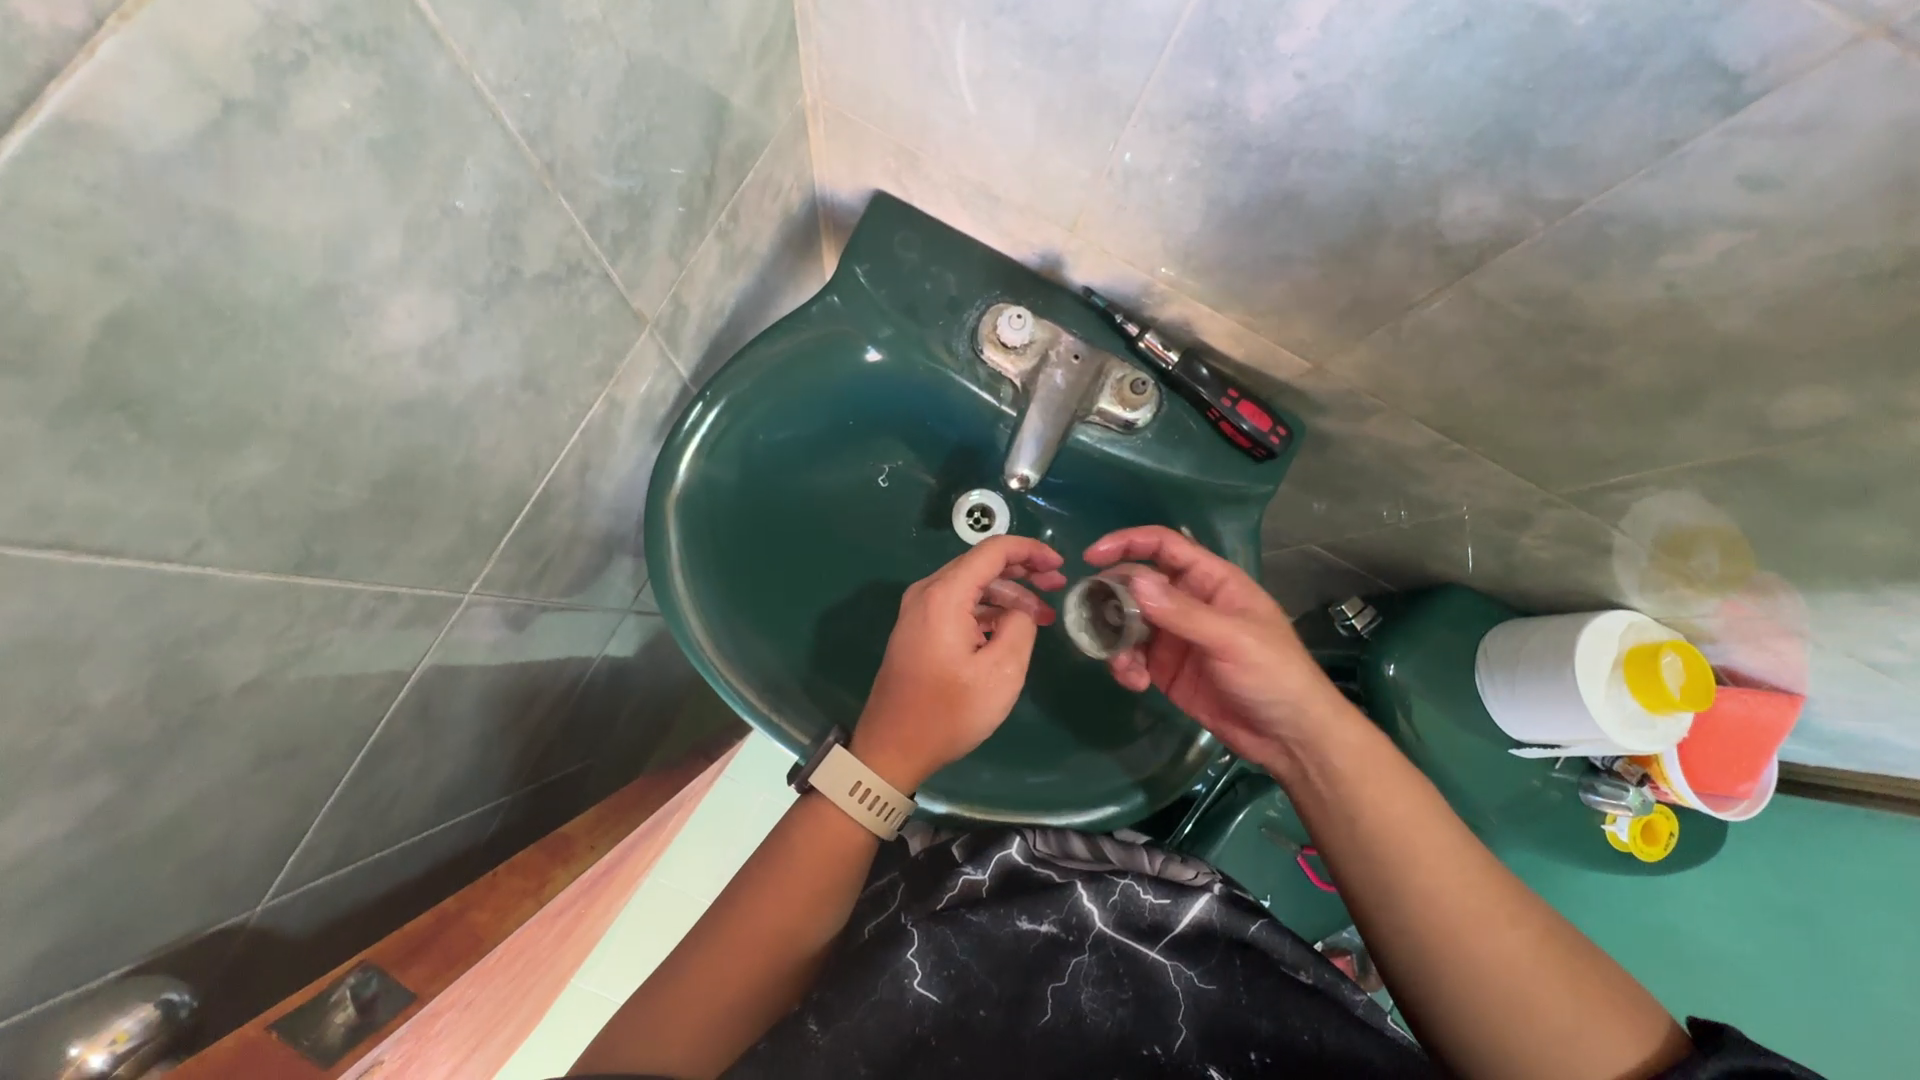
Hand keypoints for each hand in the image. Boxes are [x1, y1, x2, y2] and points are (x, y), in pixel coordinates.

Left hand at [852, 535, 1067, 790]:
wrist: (893, 747)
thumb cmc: (949, 712)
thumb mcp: (1002, 673)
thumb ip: (1020, 628)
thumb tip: (1021, 612)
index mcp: (945, 595)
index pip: (993, 550)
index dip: (1030, 551)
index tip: (1060, 565)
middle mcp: (927, 593)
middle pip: (981, 565)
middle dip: (1023, 573)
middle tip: (1058, 587)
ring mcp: (919, 611)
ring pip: (971, 586)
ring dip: (1008, 596)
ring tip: (1043, 617)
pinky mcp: (918, 629)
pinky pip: (958, 605)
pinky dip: (988, 611)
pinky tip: (1012, 630)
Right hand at [1084, 526, 1360, 773]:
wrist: (1289, 738)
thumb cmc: (1274, 675)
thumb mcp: (1231, 639)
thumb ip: (1181, 612)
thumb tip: (1132, 581)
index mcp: (1212, 581)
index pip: (1165, 547)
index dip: (1128, 544)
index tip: (1092, 557)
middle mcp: (1189, 603)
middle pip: (1137, 584)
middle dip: (1112, 599)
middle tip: (1093, 618)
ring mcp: (1175, 637)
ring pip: (1128, 623)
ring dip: (1115, 639)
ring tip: (1121, 664)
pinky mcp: (1165, 669)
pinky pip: (1132, 657)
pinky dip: (1124, 666)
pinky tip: (1134, 682)